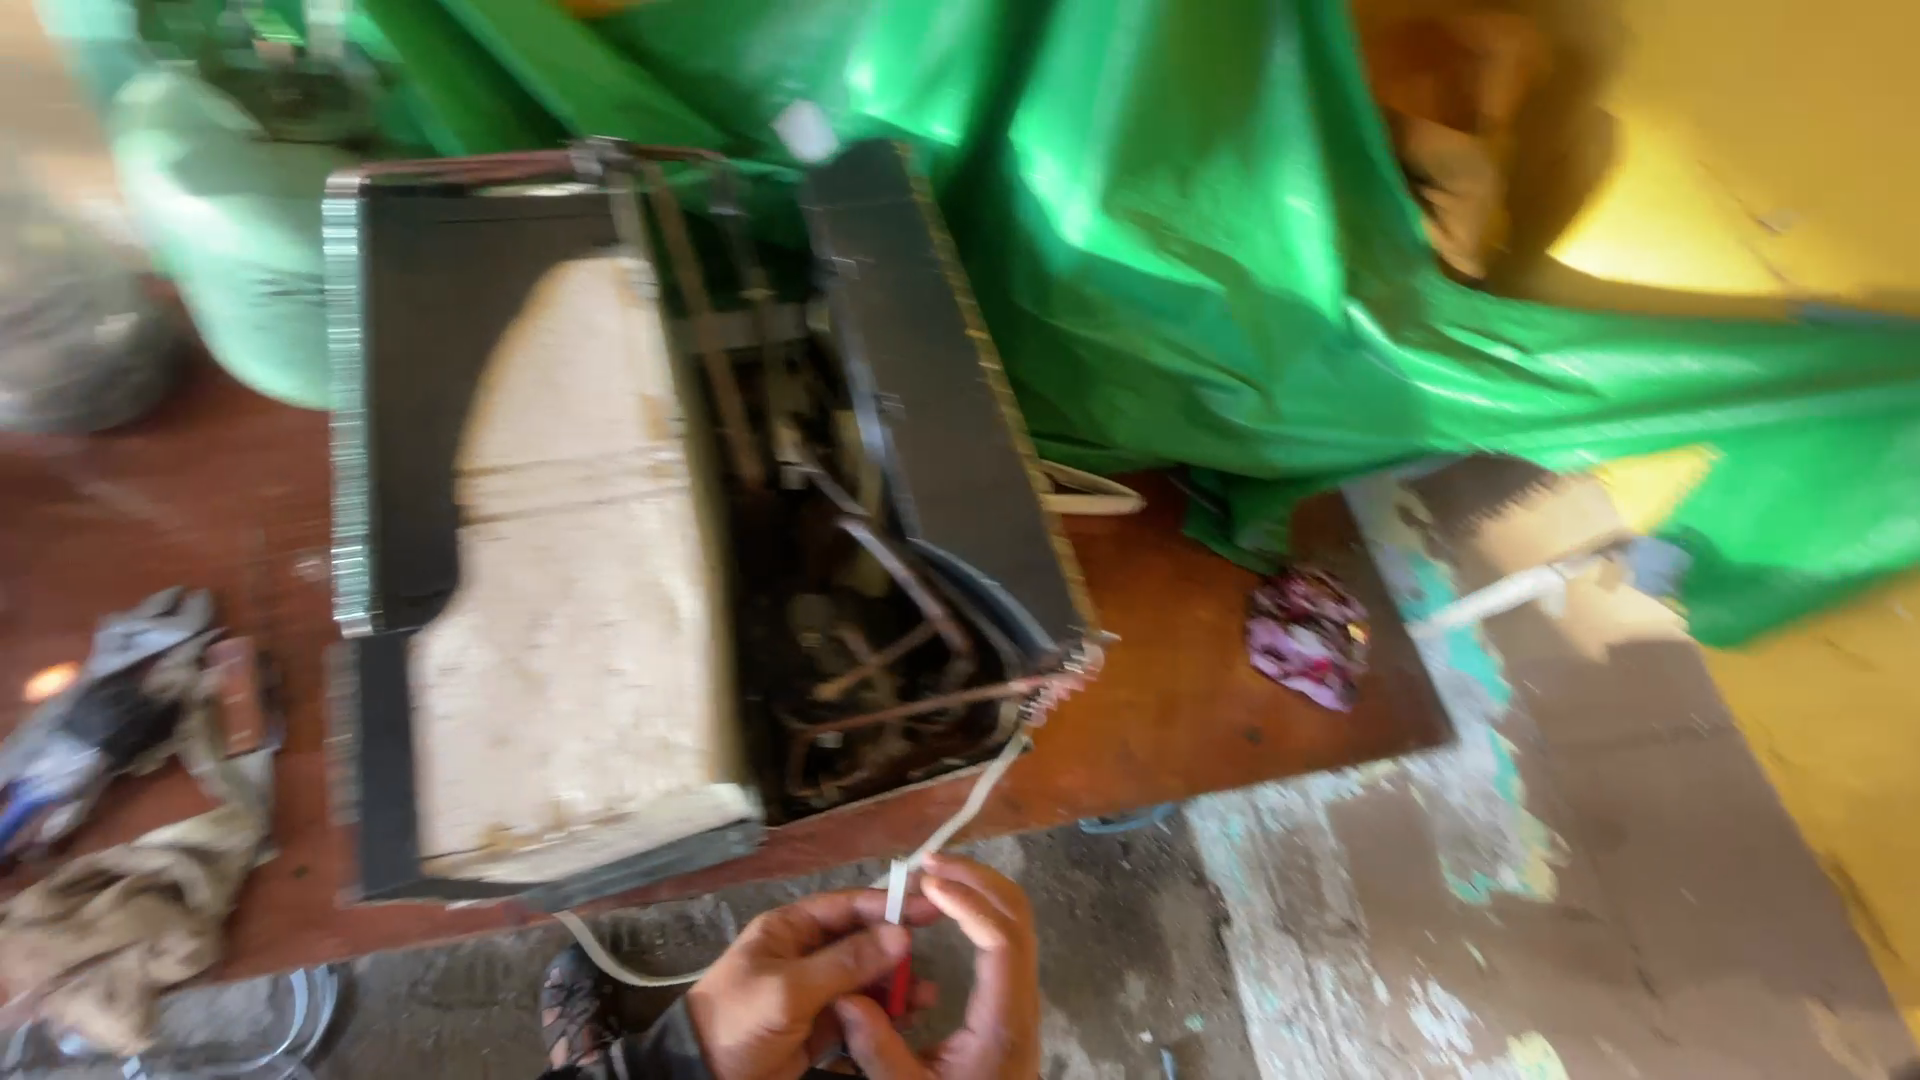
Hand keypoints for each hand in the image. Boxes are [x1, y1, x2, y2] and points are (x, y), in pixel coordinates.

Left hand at [685, 887, 939, 1079]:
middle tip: (931, 954)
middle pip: (860, 941)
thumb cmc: (738, 1021)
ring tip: (927, 995)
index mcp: (790, 929)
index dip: (888, 905)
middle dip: (895, 948)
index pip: (847, 907)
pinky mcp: (819, 1028)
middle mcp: (805, 953)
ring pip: (864, 979)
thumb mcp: (790, 990)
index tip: (929, 907)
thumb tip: (902, 934)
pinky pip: (858, 1013)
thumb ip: (846, 962)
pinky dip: (882, 1014)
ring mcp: (813, 992)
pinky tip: (908, 1016)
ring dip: (894, 984)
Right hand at [832, 855, 1039, 1078]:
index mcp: (1003, 1019)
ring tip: (934, 873)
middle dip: (975, 878)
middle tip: (928, 863)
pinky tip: (948, 901)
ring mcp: (1022, 991)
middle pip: (1016, 914)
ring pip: (1015, 917)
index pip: (1002, 940)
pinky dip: (981, 903)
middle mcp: (1022, 995)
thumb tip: (845, 997)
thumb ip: (878, 1049)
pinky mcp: (1013, 991)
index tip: (930, 884)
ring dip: (978, 885)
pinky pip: (1006, 930)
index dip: (969, 903)